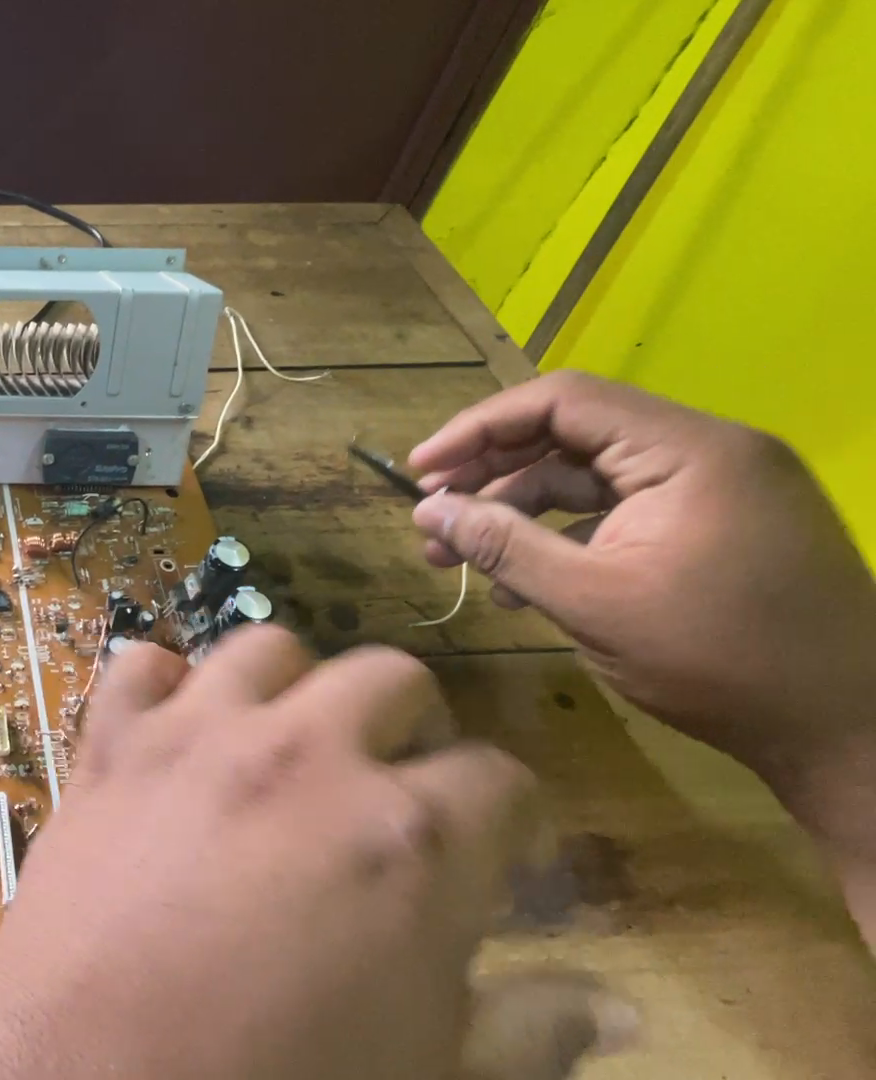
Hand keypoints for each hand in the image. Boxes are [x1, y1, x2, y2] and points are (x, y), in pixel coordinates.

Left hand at [0, 630, 631, 1078]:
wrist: (84, 1076)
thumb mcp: (424, 1078)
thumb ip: (523, 1033)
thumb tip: (614, 1007)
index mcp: (408, 837)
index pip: (501, 779)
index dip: (506, 816)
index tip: (488, 845)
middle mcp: (305, 754)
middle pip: (390, 677)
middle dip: (408, 723)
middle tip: (386, 779)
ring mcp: (196, 733)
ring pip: (268, 648)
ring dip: (293, 685)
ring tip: (285, 739)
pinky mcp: (111, 739)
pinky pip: (139, 663)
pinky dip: (163, 681)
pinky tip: (175, 724)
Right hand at [408, 371, 875, 935]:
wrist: (846, 733)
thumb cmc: (717, 659)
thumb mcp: (589, 599)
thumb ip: (501, 545)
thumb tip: (427, 510)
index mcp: (690, 452)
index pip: (563, 402)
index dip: (479, 428)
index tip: (421, 469)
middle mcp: (704, 454)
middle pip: (567, 435)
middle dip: (487, 473)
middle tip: (428, 514)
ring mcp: (708, 491)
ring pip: (581, 477)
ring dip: (511, 512)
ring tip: (452, 557)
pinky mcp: (705, 526)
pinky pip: (609, 512)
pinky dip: (554, 538)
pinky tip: (515, 584)